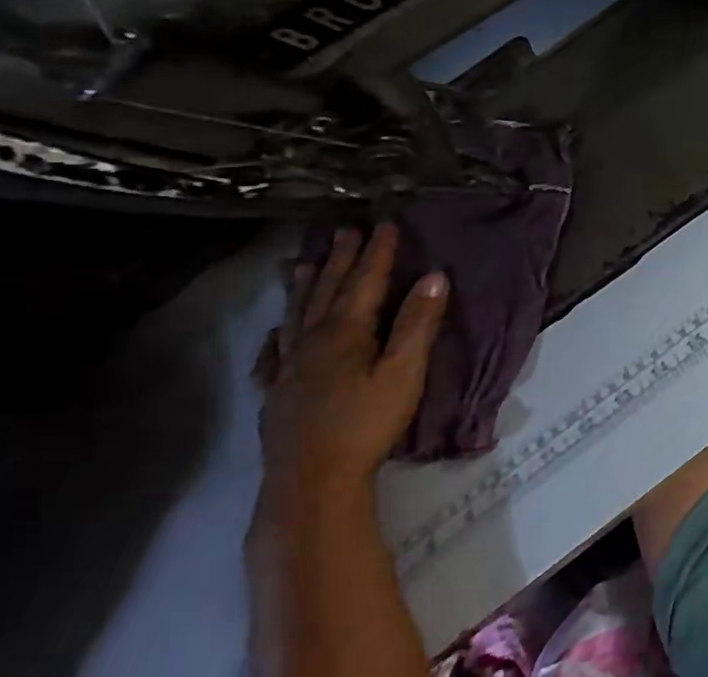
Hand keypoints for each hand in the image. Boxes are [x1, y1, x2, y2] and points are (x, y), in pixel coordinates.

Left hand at [254, 224, 447, 503]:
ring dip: (305, 286)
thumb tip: (434, 276)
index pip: (364, 284)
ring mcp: (287, 369)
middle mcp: (311, 343)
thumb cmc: (367, 423)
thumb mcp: (405, 372)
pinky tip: (277, 331)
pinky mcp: (276, 394)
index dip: (376, 254)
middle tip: (345, 230)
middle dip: (340, 260)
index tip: (386, 224)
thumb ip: (418, 324)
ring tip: (305, 261)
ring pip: (295, 316)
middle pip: (326, 293)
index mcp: (345, 335)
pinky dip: (278, 333)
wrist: (311, 481)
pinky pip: (273, 352)